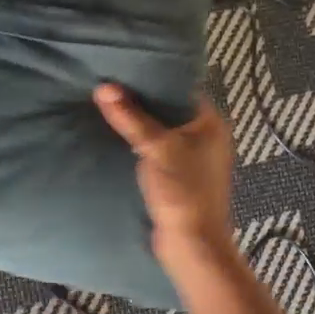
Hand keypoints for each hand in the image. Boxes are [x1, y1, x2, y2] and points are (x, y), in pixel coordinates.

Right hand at [94, 84, 236, 269]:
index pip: (180, 88)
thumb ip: (130, 117)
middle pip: (169, 108)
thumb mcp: (155, 148)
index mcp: (210, 123)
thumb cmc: (182, 191)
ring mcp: (193, 158)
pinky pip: (157, 149)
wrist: (192, 246)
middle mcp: (206, 136)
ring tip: (109, 104)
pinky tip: (117, 135)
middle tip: (111, 83)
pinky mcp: (179, 176)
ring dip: (139, 122)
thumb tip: (103, 87)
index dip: (154, 77)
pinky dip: (140, 142)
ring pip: (161, 129)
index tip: (125, 67)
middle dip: (142, 100)